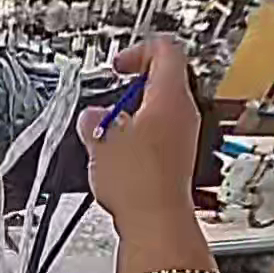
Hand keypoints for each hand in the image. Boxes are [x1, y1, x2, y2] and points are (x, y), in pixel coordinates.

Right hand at [76, 35, 201, 237]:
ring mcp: (183, 140)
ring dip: (131, 123)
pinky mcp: (175, 165)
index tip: (119, 65)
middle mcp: (183, 114)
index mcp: (169, 96)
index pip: (163, 50)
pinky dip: (136, 146)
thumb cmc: (138, 182)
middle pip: (160, 85)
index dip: (137, 52)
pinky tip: (118, 165)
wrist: (155, 222)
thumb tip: (90, 118)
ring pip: (157, 116)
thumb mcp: (102, 142)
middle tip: (108, 108)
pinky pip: (156, 143)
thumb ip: (93, 121)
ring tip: (108, 141)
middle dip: (129, 94)